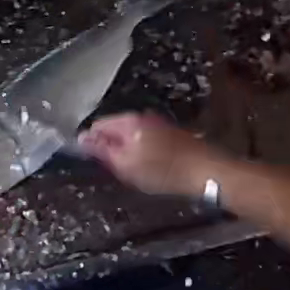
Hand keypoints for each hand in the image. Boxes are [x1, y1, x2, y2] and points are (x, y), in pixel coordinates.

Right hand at [78, 112, 235, 197]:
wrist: (209, 174)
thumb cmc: (163, 171)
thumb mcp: (124, 165)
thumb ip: (101, 150)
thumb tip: (81, 138)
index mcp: (127, 121)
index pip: (96, 126)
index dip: (92, 144)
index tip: (99, 162)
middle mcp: (142, 116)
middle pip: (115, 130)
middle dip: (113, 148)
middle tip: (120, 170)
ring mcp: (159, 123)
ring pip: (133, 136)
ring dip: (130, 151)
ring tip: (138, 172)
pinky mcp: (173, 133)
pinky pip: (148, 140)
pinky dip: (146, 152)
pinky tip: (155, 169)